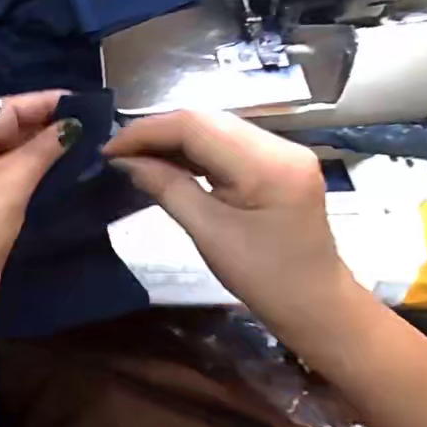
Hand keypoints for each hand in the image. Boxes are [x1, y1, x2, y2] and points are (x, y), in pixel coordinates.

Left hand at [0, 91, 80, 319]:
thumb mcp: (13, 180)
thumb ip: (44, 147)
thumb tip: (73, 124)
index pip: (4, 108)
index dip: (43, 103)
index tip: (82, 100)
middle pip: (6, 127)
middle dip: (45, 123)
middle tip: (90, 120)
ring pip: (9, 149)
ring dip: (41, 144)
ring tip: (83, 136)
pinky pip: (8, 169)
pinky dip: (32, 164)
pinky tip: (60, 161)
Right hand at [101, 110, 352, 320]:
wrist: (317, 306)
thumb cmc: (264, 278)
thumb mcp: (208, 233)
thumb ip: (166, 187)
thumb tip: (125, 161)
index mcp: (268, 164)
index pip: (195, 126)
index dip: (146, 132)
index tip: (109, 150)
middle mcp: (279, 146)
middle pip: (204, 120)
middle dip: (154, 132)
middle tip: (116, 153)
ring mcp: (281, 152)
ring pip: (212, 128)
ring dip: (169, 139)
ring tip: (133, 157)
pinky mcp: (275, 162)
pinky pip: (224, 144)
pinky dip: (189, 150)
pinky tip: (164, 162)